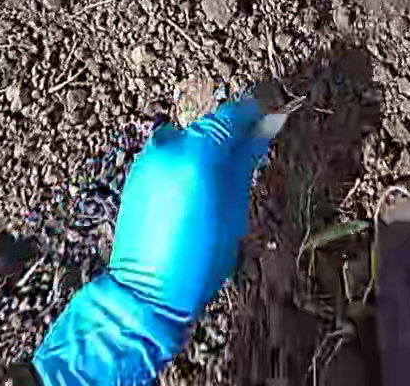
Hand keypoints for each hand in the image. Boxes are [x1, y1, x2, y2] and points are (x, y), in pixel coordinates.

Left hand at [32, 100, 271, 385]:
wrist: (146, 295)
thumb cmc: (202, 255)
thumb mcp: (235, 205)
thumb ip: (248, 156)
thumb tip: (272, 121)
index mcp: (197, 152)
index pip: (231, 115)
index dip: (253, 116)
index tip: (268, 122)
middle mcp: (169, 145)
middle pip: (209, 124)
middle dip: (230, 137)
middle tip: (247, 159)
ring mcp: (150, 156)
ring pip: (189, 137)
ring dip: (206, 149)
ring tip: (217, 182)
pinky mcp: (137, 171)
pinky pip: (170, 152)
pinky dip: (186, 161)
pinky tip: (192, 189)